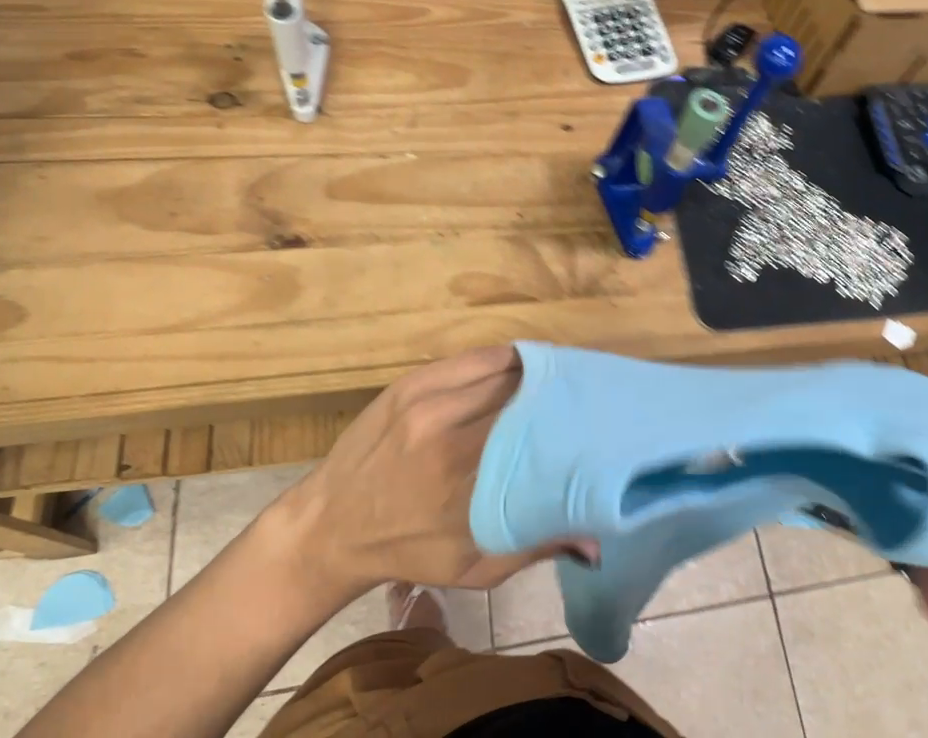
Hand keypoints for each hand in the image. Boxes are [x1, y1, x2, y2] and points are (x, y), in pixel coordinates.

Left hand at [263, 345, 595, 596]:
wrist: (329, 526)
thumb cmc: (407, 551)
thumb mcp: (473, 566)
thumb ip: (536, 547)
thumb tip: (599, 541)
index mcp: (464, 474)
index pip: (534, 428)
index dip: (568, 416)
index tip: (595, 420)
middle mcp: (446, 426)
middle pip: (521, 389)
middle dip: (555, 391)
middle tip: (580, 399)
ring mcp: (424, 398)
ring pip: (498, 367)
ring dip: (531, 372)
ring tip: (557, 381)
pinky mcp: (409, 383)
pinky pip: (469, 360)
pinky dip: (500, 362)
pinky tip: (518, 369)